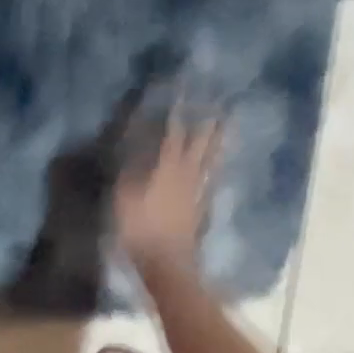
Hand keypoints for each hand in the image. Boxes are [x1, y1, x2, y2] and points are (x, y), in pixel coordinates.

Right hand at [115, 110, 222, 269]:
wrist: (167, 264)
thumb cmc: (141, 232)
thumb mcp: (124, 197)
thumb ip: (131, 167)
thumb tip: (134, 142)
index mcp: (167, 168)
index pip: (174, 131)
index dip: (178, 110)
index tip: (183, 88)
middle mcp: (186, 174)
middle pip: (200, 142)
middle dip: (207, 120)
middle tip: (220, 100)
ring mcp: (197, 192)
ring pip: (210, 160)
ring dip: (218, 141)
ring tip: (228, 125)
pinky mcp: (201, 208)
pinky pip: (211, 181)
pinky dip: (216, 168)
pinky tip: (218, 166)